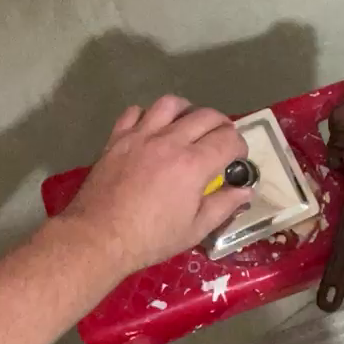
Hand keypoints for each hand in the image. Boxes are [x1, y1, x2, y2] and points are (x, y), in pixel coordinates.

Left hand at [59, 96, 253, 272]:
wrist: (98, 237)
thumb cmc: (151, 239)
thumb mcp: (195, 230)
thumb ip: (223, 206)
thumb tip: (245, 191)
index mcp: (194, 164)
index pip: (228, 139)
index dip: (240, 146)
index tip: (237, 158)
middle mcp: (170, 141)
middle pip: (205, 115)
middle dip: (221, 124)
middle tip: (221, 140)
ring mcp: (141, 136)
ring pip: (170, 104)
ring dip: (187, 110)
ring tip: (188, 125)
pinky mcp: (117, 139)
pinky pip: (135, 112)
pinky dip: (148, 115)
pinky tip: (152, 130)